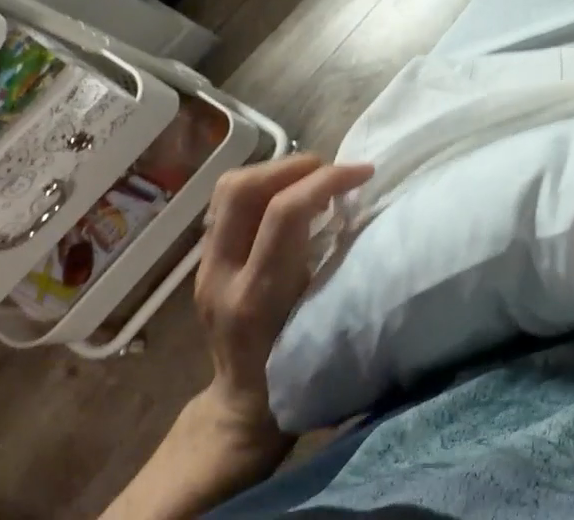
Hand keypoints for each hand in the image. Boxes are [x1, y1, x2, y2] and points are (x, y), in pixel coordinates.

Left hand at [194, 153, 373, 431]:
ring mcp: (206, 268)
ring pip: (228, 191)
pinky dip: (265, 190)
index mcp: (258, 293)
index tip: (365, 173)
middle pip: (240, 189)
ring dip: (276, 173)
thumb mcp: (330, 321)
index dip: (329, 180)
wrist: (245, 406)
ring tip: (314, 181)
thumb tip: (366, 212)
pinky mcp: (206, 264)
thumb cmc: (301, 369)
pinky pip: (229, 207)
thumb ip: (340, 266)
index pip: (284, 212)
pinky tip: (294, 202)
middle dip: (293, 166)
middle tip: (333, 172)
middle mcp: (221, 275)